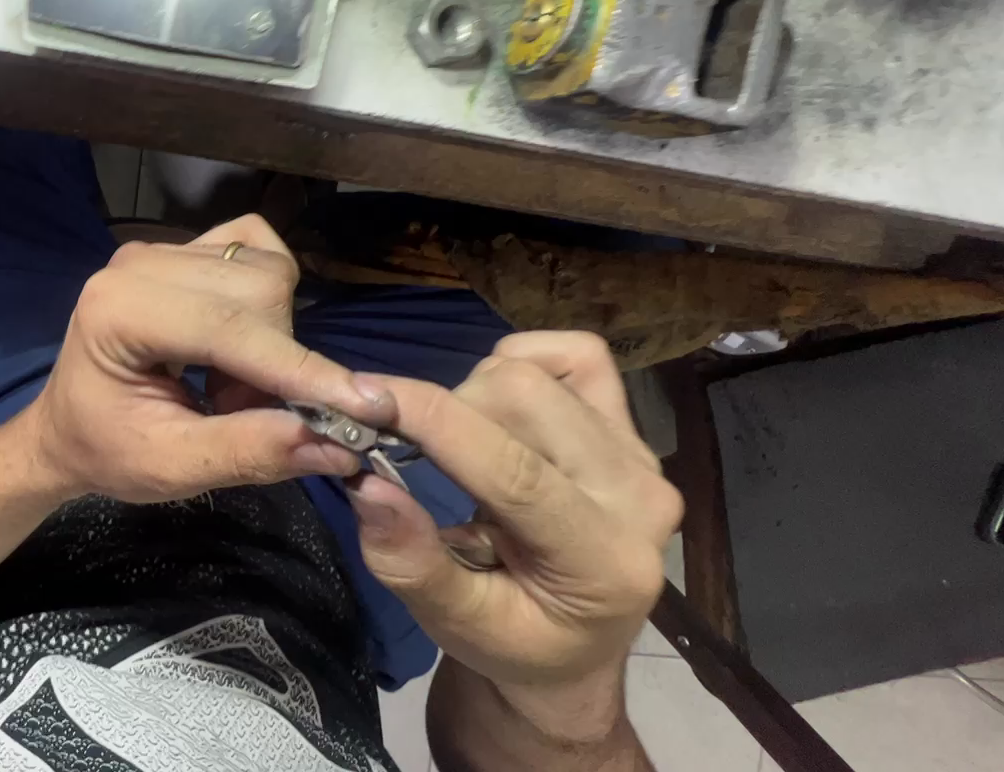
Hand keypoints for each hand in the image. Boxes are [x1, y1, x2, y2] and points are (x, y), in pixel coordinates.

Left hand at [15, 215, 379, 503]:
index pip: (227, 325)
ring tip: (228, 388)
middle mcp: (139, 262)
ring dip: (272, 338)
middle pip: (258, 287)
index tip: (368, 407)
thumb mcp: (170, 468)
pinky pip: (254, 249)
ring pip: (265, 269)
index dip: (299, 368)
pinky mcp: (181, 249)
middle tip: (246, 412)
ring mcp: (160, 249)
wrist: (67, 426)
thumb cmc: (106, 450)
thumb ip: (249, 451)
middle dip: (279, 360)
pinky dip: (266, 302)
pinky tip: (235, 344)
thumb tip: (338, 443)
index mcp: (118, 309)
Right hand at [349, 332, 681, 736]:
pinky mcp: (631, 426)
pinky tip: (501, 411)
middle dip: (445, 410)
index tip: (361, 399)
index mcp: (601, 562)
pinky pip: (575, 354)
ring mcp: (641, 456)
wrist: (572, 650)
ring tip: (461, 446)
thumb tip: (366, 482)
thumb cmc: (511, 641)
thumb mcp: (452, 623)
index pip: (512, 470)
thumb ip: (409, 561)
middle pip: (521, 395)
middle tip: (414, 449)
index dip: (431, 420)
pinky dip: (521, 363)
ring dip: (472, 393)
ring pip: (535, 371)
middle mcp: (640, 498)